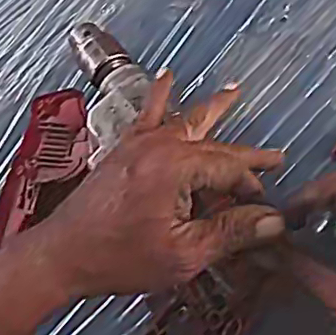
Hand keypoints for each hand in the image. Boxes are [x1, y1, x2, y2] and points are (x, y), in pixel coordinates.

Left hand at [21, 71, 285, 300]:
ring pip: (188, 120)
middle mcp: (161, 146)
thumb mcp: (184, 254)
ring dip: (214, 108)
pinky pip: (148, 113)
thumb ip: (231, 232)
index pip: (231, 170)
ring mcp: (140, 143)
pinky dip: (161, 94)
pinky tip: (167, 77)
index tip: (264, 211)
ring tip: (235, 90)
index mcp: (178, 168)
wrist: (61, 254)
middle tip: (274, 157)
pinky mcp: (125, 148)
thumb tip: (271, 221)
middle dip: (246, 156)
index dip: (252, 190)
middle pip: (216, 145)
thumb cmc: (119, 257)